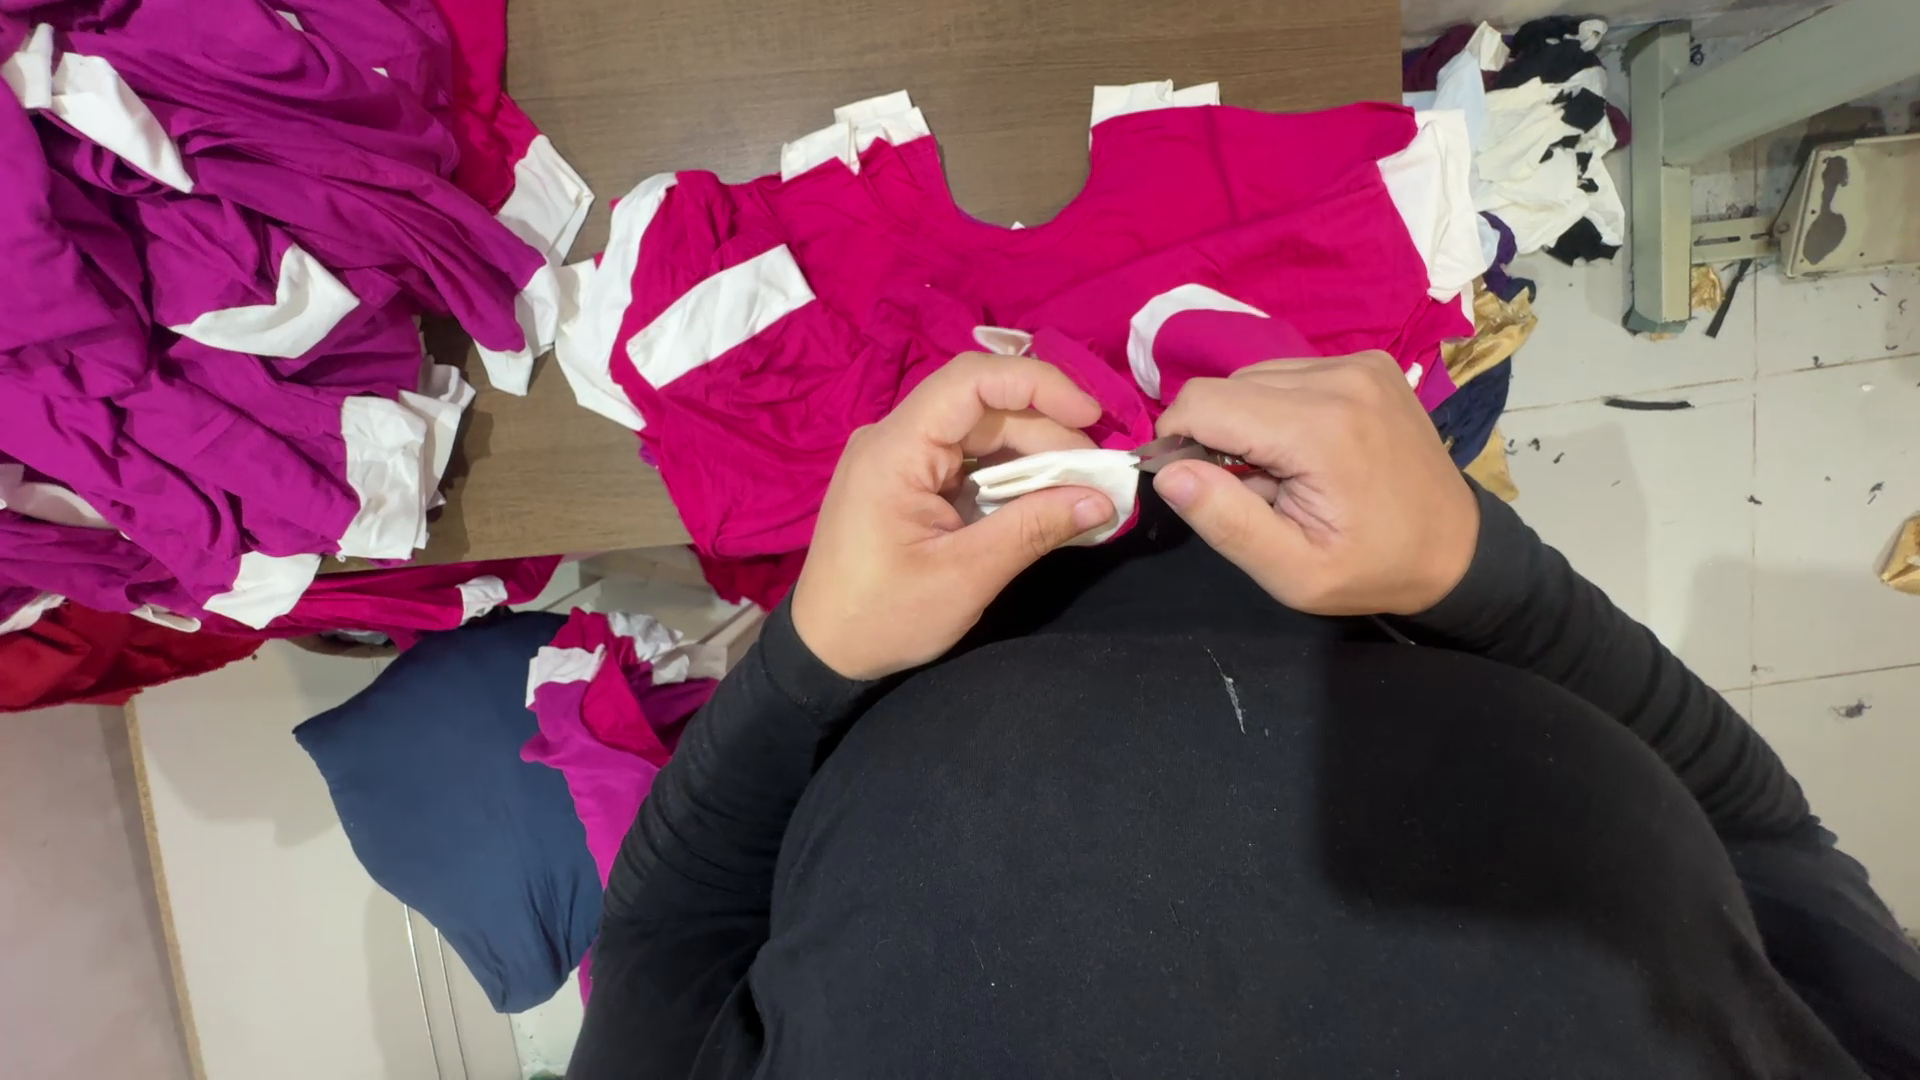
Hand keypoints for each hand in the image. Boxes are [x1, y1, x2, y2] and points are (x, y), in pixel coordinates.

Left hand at [791, 354, 1117, 678]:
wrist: (825, 652)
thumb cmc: (884, 617)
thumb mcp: (964, 577)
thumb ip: (1033, 529)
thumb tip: (1102, 499)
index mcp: (895, 450)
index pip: (972, 382)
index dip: (1039, 384)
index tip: (1090, 417)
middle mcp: (894, 439)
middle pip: (983, 408)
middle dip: (1047, 433)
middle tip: (1097, 477)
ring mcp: (899, 458)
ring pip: (980, 432)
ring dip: (1034, 455)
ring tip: (1080, 488)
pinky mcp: (908, 481)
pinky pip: (967, 460)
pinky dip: (1009, 475)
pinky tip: (1043, 497)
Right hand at [1150, 352, 1478, 615]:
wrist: (1457, 550)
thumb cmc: (1371, 569)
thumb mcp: (1291, 572)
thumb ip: (1224, 520)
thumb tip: (1166, 472)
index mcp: (1319, 429)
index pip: (1201, 403)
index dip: (1175, 441)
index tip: (1192, 484)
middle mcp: (1339, 378)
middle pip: (1222, 388)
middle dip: (1210, 437)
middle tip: (1244, 488)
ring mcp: (1357, 364)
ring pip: (1249, 379)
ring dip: (1241, 423)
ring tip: (1275, 470)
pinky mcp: (1365, 363)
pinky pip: (1282, 374)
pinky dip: (1270, 410)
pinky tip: (1298, 448)